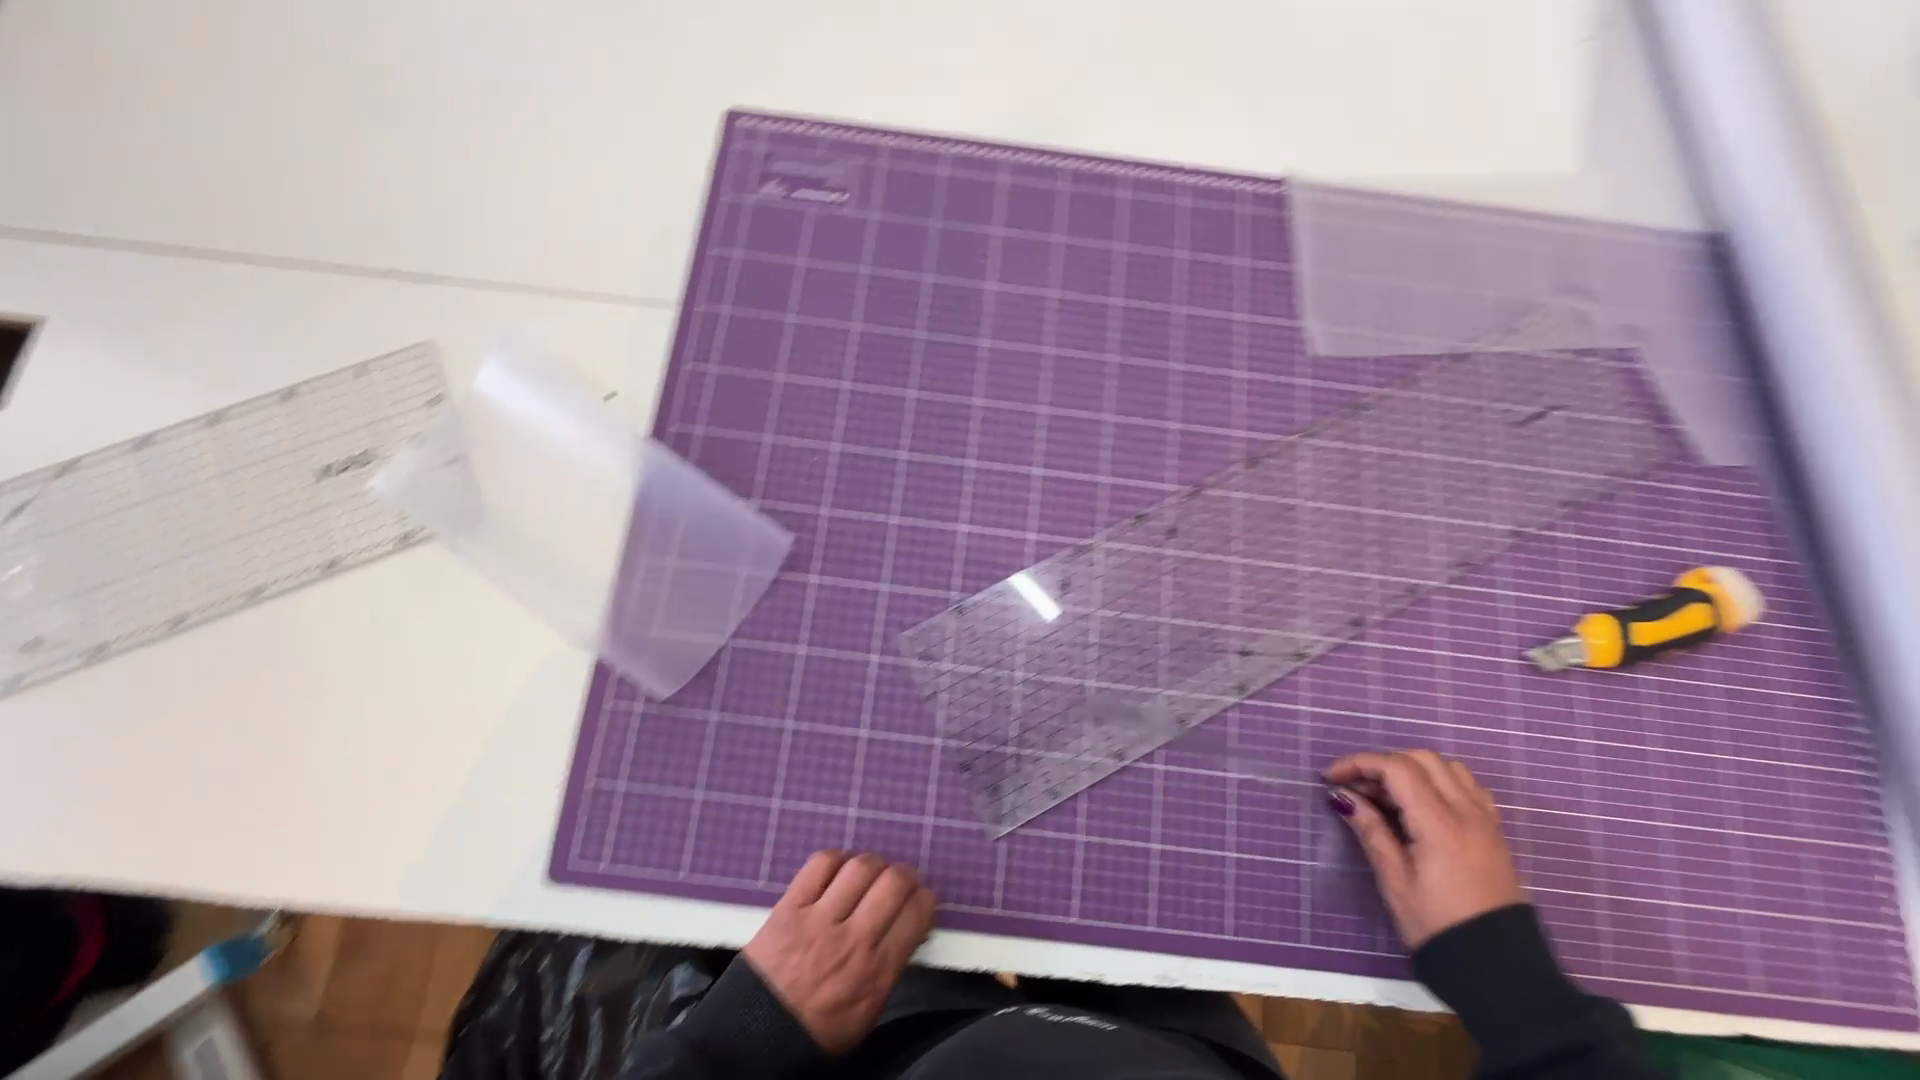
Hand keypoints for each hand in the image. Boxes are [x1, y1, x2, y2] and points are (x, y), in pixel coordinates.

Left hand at [742, 850, 936, 1054]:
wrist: (756, 1035)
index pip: (917, 914)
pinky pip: (821, 864)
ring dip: (873, 863)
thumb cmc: (818, 1027)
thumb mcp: (869, 1009)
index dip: (925, 898)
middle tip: (901, 879)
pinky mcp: (790, 906)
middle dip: (906, 874)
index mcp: (877, 971)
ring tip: (870, 872)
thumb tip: (906, 927)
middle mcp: (853, 939)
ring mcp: (819, 919)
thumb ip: (890, 965)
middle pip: (893, 882)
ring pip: (860, 867)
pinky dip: (837, 858)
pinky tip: (839, 869)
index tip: (920, 898)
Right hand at [1323, 750, 1524, 948]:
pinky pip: (1467, 786)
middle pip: (1422, 759)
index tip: (1330, 779)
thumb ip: (1371, 831)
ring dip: (1412, 769)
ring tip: (1387, 796)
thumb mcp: (1395, 882)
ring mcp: (1486, 820)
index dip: (1359, 764)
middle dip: (1382, 764)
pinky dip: (1439, 781)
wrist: (1497, 967)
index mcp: (1440, 824)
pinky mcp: (1494, 832)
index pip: (1397, 769)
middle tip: (1356, 789)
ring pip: (1447, 767)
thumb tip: (1343, 798)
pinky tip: (1421, 804)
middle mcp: (1467, 812)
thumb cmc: (1437, 925)